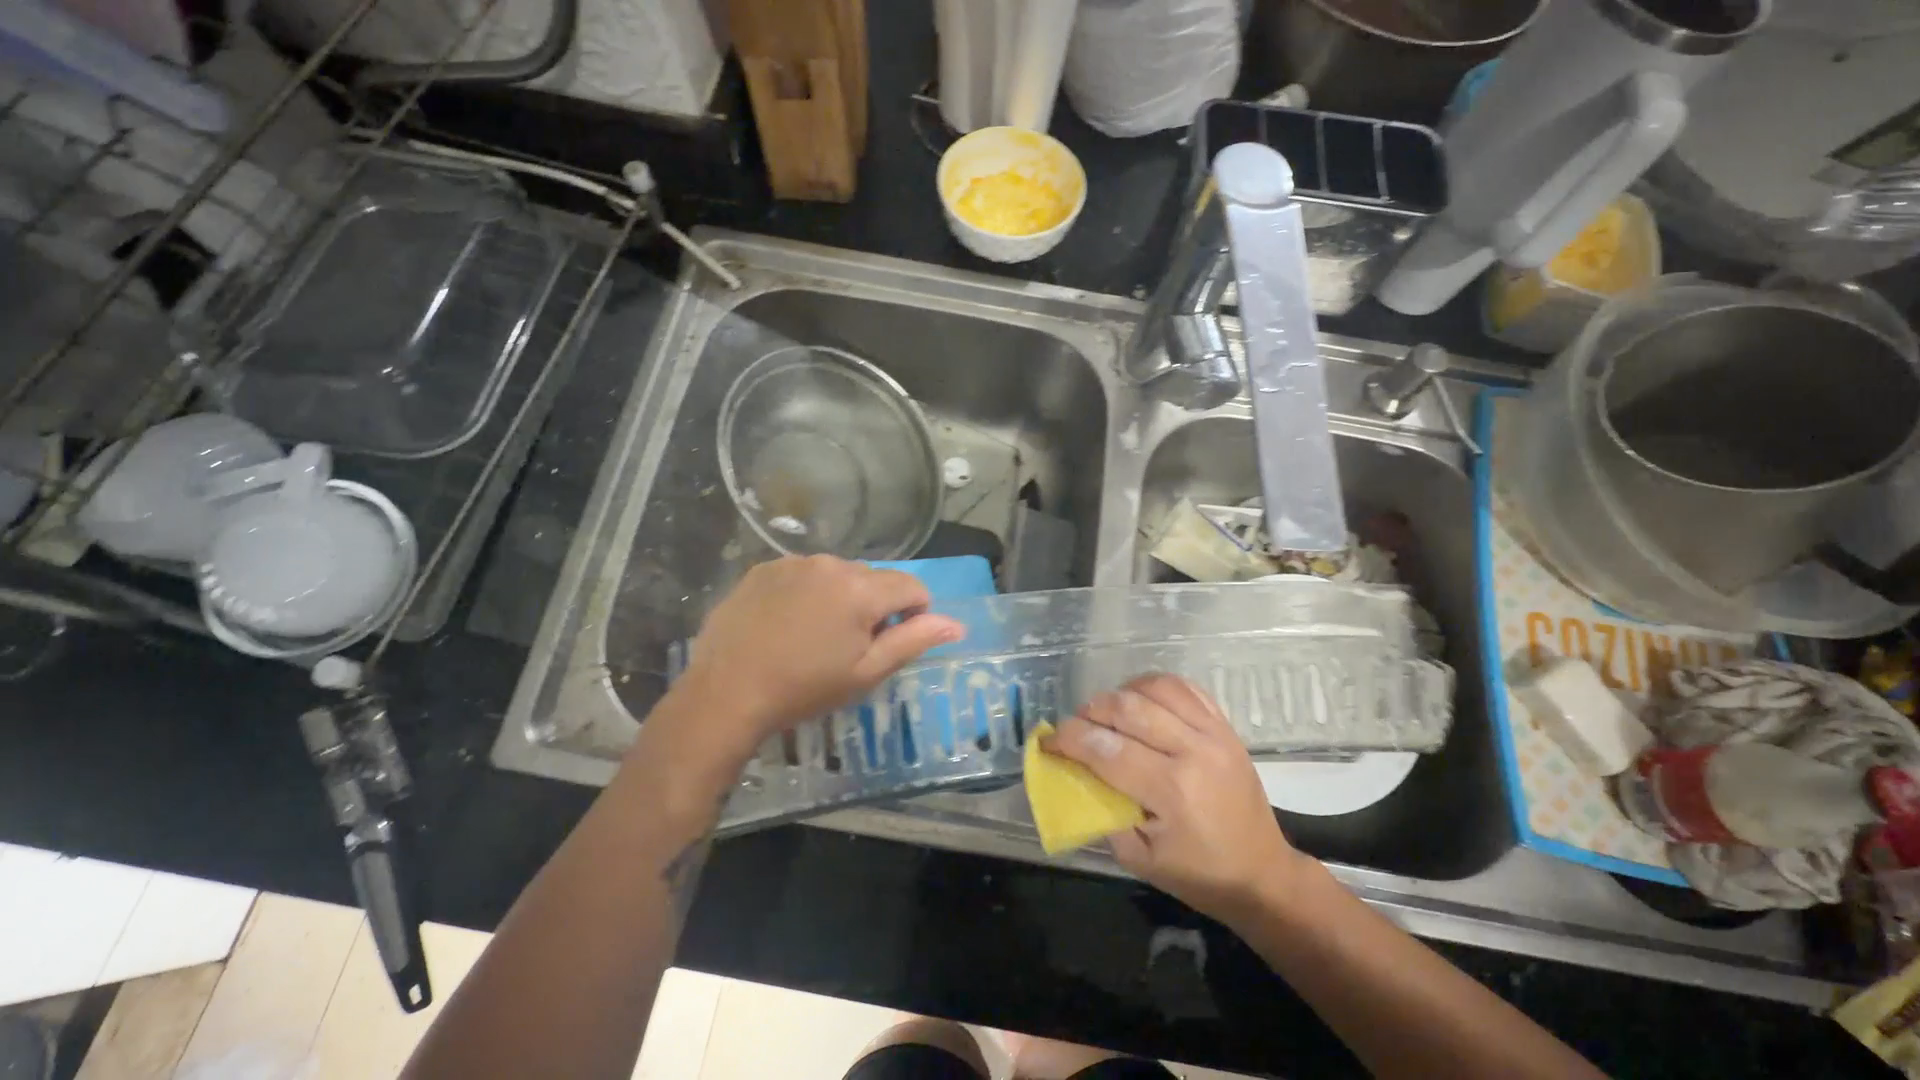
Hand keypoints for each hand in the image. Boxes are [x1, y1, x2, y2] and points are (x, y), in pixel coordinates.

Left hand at [672, 555, 964, 761]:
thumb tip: (956, 624)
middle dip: (873, 607)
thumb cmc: (804, 689)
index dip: (913, 615)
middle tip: (848, 648)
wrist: (727, 693)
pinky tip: (786, 626)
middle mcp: (830, 564)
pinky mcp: (762, 570)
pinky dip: (805, 594)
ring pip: (836, 575)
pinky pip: (801, 575)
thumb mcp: (866, 673)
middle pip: (873, 579)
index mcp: (861, 588)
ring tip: (813, 638)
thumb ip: (913, 641)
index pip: (912, 587)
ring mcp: (792, 563)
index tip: (888, 645)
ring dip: (838, 598)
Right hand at [1044, 674, 1307, 922]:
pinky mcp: (1226, 728)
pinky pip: (1186, 689)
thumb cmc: (1198, 874)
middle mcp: (1193, 751)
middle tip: (1074, 728)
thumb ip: (1104, 813)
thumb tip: (1075, 777)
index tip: (1048, 742)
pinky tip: (1140, 701)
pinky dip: (1155, 687)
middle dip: (1089, 712)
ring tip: (1106, 713)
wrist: (1262, 873)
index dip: (1068, 740)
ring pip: (1156, 688)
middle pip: (1127, 708)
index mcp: (1171, 790)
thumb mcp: (1139, 858)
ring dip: (1121, 693)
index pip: (1106, 748)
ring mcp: (1214, 734)